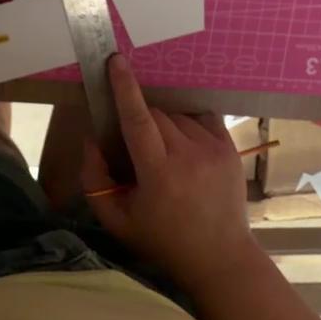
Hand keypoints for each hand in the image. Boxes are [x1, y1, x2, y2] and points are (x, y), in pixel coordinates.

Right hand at [83, 54, 258, 290]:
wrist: (220, 258)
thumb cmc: (162, 240)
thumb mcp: (116, 220)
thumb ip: (94, 180)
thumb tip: (91, 139)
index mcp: (158, 173)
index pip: (138, 120)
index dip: (125, 88)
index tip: (116, 61)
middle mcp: (188, 156)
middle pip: (155, 115)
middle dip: (140, 122)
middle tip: (138, 150)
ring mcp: (212, 150)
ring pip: (176, 116)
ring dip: (163, 126)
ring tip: (165, 157)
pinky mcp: (229, 148)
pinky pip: (200, 117)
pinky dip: (186, 125)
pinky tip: (183, 146)